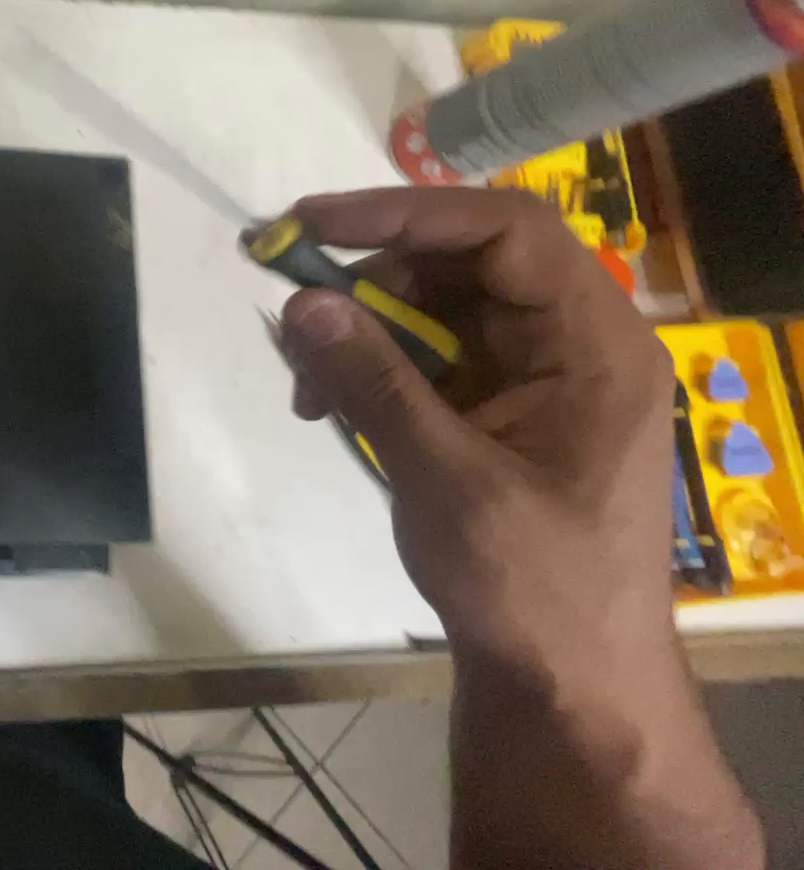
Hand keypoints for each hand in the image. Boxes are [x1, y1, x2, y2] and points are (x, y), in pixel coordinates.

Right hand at [270, 187, 678, 682]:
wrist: (557, 665)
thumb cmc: (529, 577)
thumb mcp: (444, 476)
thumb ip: (373, 382)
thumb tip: (300, 303)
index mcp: (590, 345)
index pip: (505, 233)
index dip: (405, 213)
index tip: (310, 225)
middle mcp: (560, 341)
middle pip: (453, 263)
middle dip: (363, 281)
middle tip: (287, 306)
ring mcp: (519, 370)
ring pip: (421, 306)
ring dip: (350, 333)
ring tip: (308, 390)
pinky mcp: (481, 399)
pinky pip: (408, 352)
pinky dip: (356, 367)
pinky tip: (325, 407)